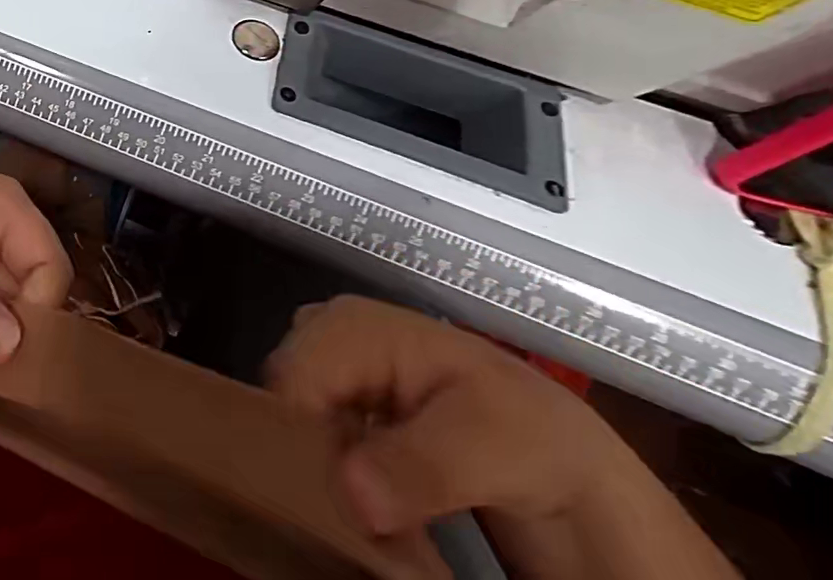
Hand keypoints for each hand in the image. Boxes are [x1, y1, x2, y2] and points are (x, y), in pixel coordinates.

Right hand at [267, 297, 735, 579]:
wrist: (551, 444)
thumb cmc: (521, 433)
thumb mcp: (487, 451)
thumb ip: (420, 467)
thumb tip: (350, 496)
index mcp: (349, 324)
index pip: (289, 382)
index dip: (302, 443)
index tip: (334, 504)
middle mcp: (322, 328)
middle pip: (281, 393)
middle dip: (307, 452)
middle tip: (345, 508)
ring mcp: (324, 354)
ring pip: (287, 409)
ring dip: (314, 459)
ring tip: (349, 502)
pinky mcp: (330, 384)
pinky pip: (303, 420)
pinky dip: (322, 457)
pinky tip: (353, 485)